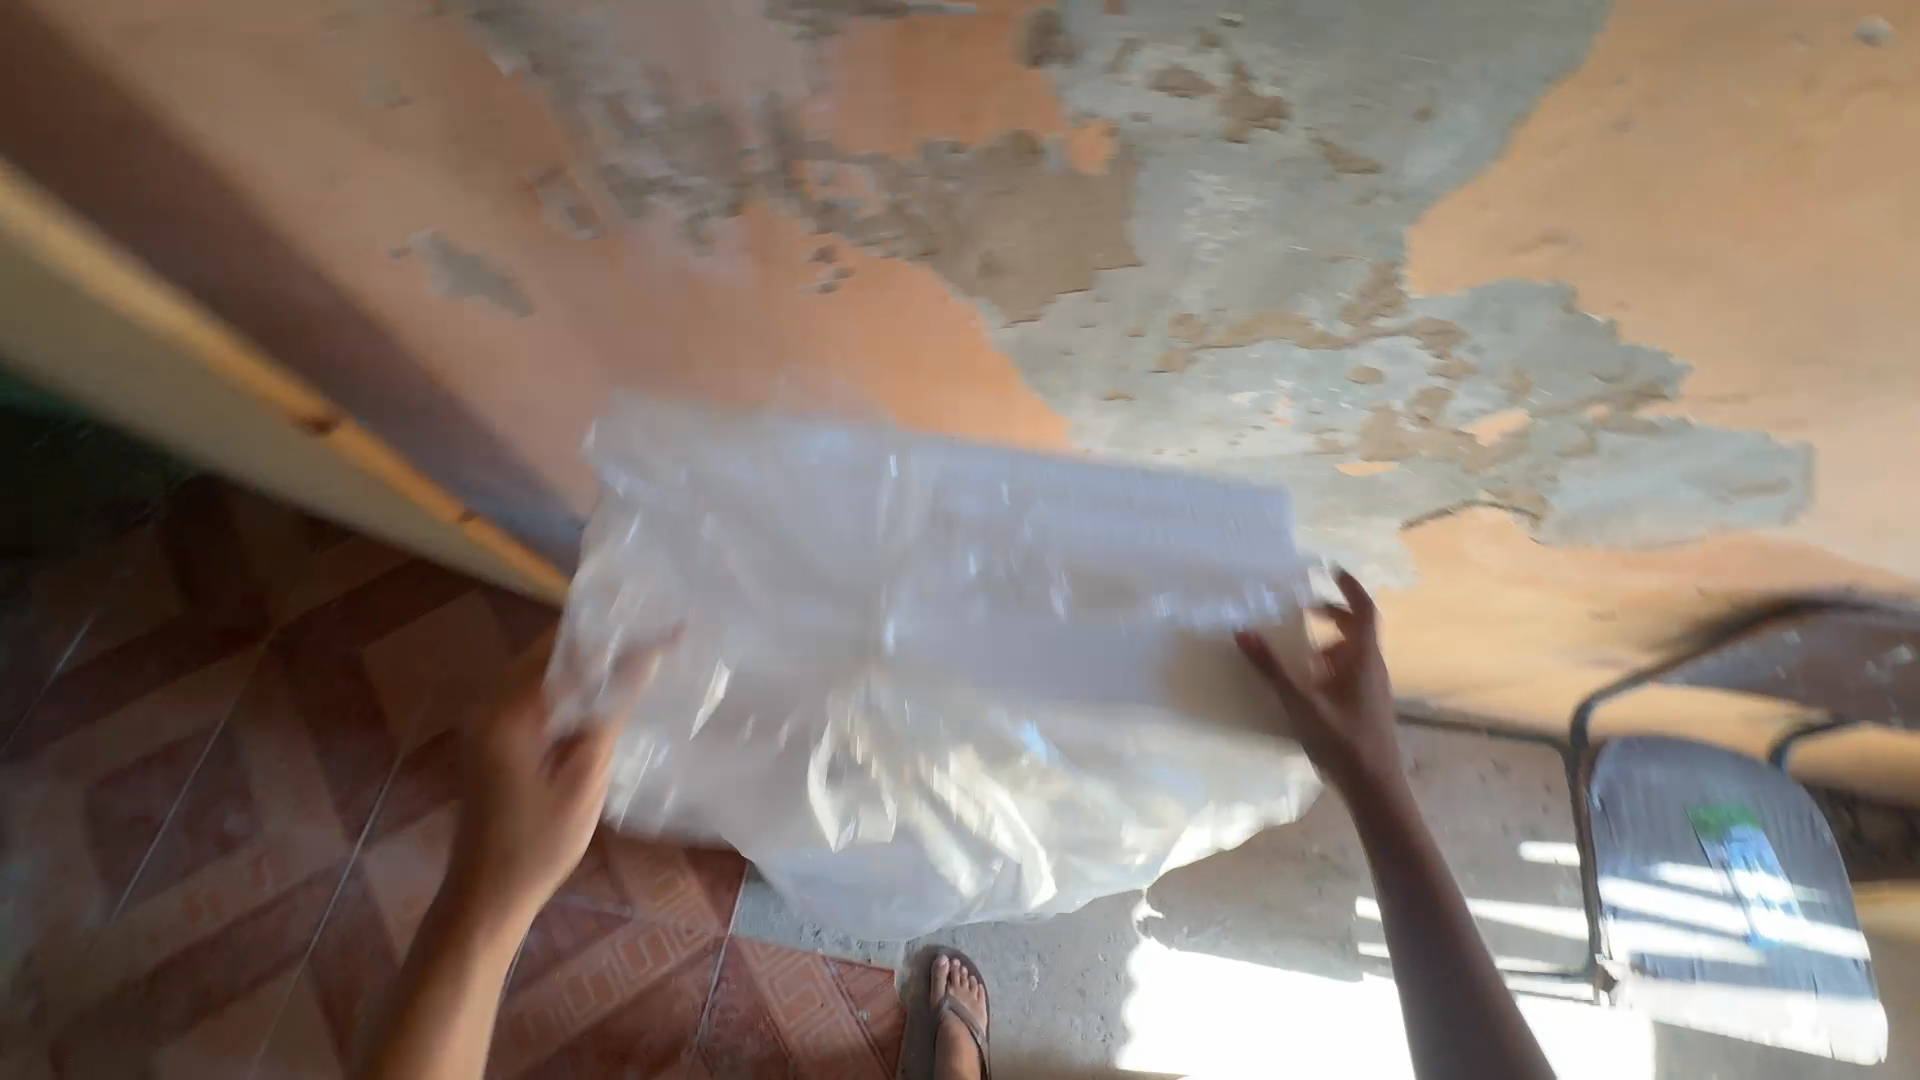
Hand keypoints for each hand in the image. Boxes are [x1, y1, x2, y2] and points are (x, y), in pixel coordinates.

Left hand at [445, 628, 675, 934]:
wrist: (487, 897)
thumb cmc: (541, 841)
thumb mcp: (586, 774)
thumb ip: (611, 709)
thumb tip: (645, 655)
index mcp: (507, 712)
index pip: (572, 652)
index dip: (621, 638)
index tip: (667, 630)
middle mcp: (488, 705)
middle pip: (552, 651)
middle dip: (605, 642)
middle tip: (657, 639)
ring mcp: (485, 721)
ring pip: (544, 669)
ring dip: (589, 663)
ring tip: (641, 660)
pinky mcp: (492, 737)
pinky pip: (535, 692)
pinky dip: (572, 687)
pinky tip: (604, 697)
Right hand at [1235, 570, 1401, 793]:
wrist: (1374, 786)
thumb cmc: (1341, 738)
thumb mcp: (1299, 700)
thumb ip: (1270, 666)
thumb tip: (1243, 632)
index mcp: (1363, 659)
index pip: (1364, 610)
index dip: (1350, 587)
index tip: (1330, 569)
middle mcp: (1372, 667)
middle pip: (1357, 628)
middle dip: (1332, 613)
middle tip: (1302, 607)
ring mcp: (1370, 688)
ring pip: (1352, 651)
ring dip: (1328, 639)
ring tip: (1298, 642)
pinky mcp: (1364, 705)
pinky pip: (1347, 671)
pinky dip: (1327, 663)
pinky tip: (1304, 679)